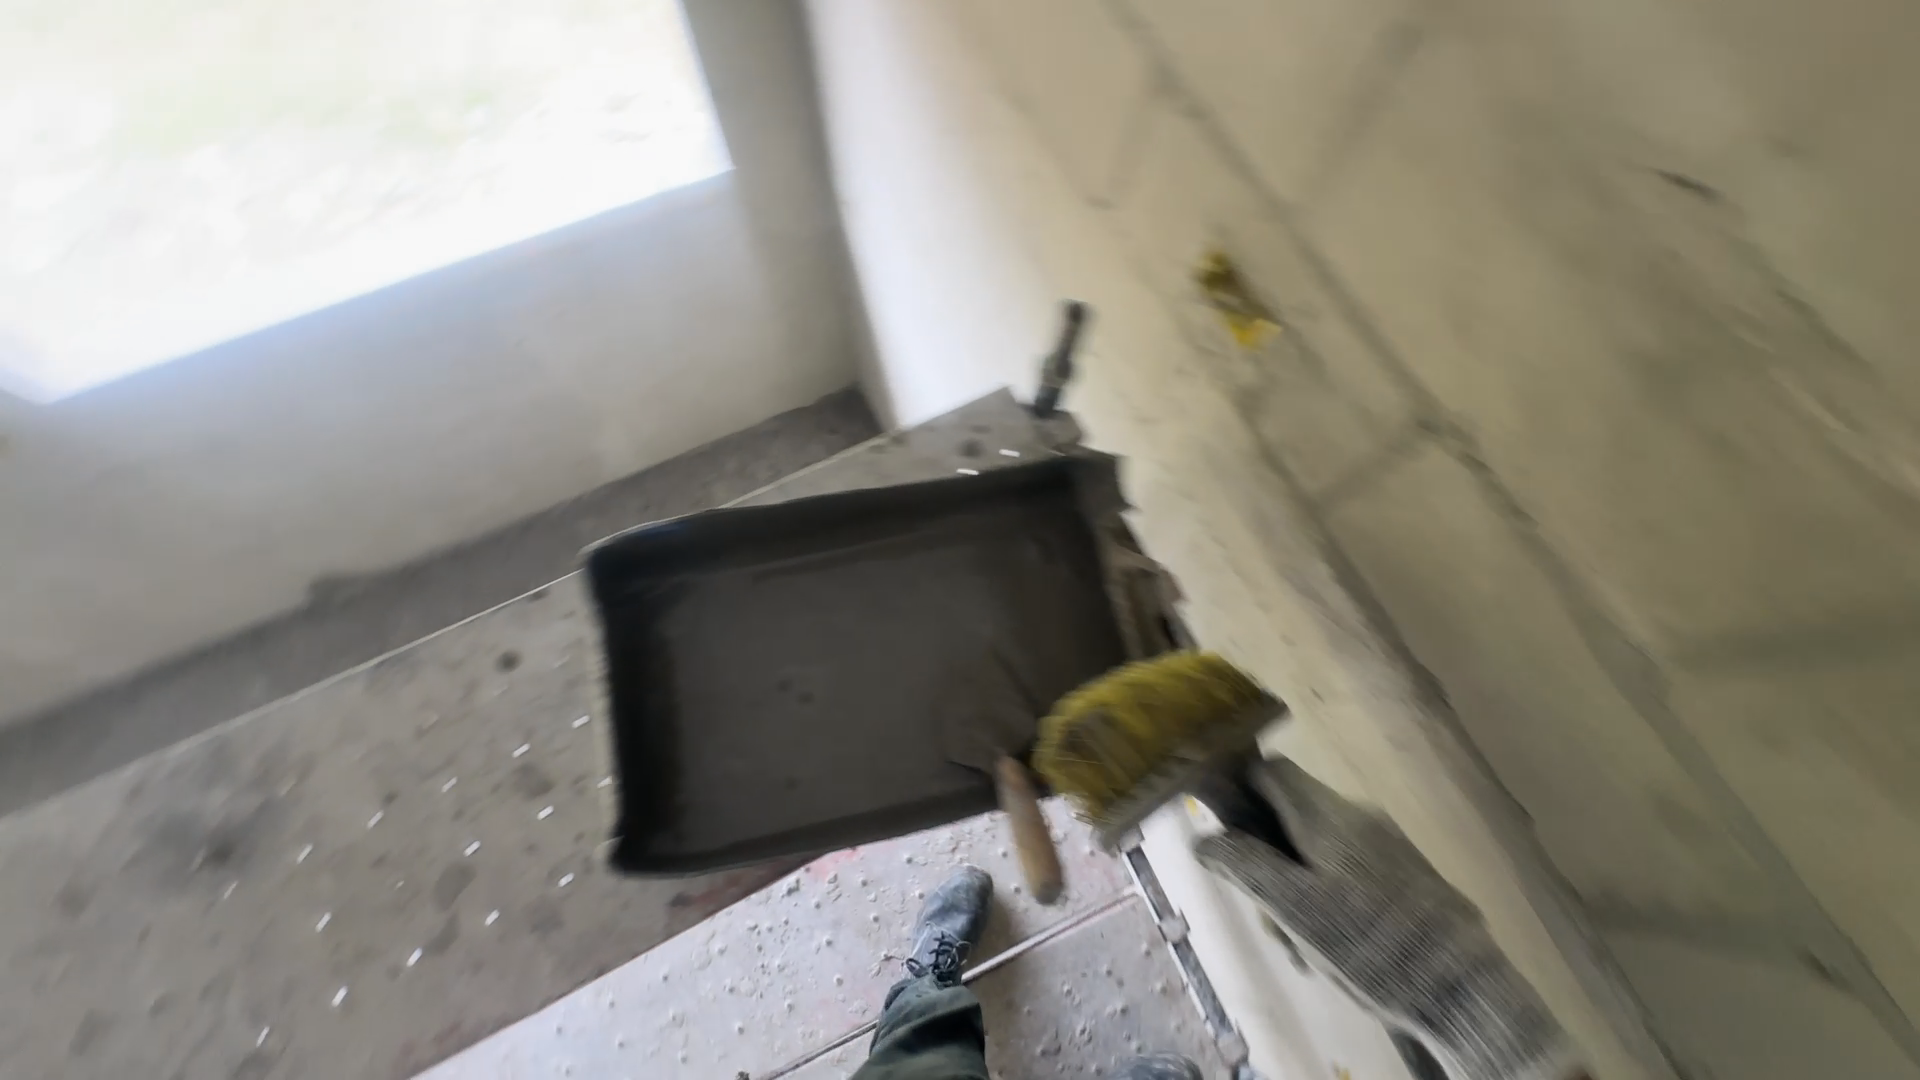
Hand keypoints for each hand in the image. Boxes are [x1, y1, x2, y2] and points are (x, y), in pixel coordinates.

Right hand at [1194, 757, 1582, 1079]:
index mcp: (1325, 813)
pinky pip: (1348, 867)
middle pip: (1289, 815)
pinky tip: (1334, 946)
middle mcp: (1357, 814)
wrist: (1467, 993)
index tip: (1226, 833)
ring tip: (1301, 947)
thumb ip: (1243, 865)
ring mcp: (1386, 843)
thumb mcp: (1293, 908)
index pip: (1269, 770)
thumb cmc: (1368, 943)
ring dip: (1295, 885)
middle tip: (1267, 915)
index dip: (1239, 792)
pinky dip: (1327, 895)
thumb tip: (1202, 839)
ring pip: (1317, 847)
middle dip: (1266, 859)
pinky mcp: (1407, 873)